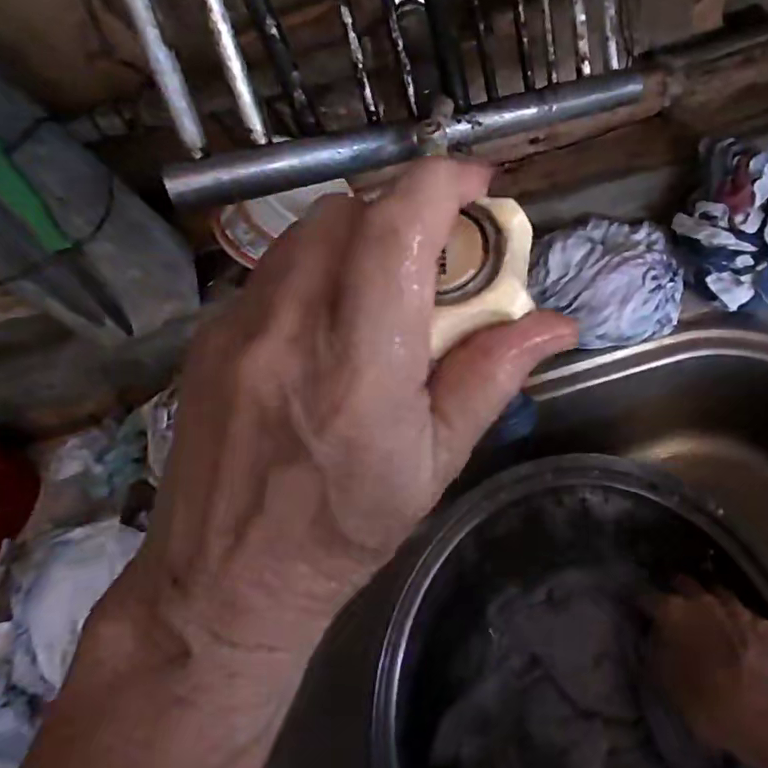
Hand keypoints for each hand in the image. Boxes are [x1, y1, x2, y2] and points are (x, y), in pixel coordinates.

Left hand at [118, 160, 577, 668]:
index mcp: (359, 370)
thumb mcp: (435, 464)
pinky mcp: (211, 333)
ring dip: (362, 232)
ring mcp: (239, 327)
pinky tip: (332, 315)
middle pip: (351, 212)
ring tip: (388, 281)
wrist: (222, 583)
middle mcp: (290, 332)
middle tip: (440, 249)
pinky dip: (319, 264)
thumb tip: (556, 324)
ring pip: (309, 230)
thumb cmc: (345, 531)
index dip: (441, 185)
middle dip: (406, 209)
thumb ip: (491, 377)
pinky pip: (276, 266)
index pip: (395, 234)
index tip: (479, 184)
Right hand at [650, 582, 767, 760]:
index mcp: (675, 612)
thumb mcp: (667, 685)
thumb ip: (655, 653)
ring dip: (709, 600)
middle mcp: (705, 600)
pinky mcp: (766, 625)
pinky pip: (746, 615)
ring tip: (706, 613)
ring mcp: (739, 609)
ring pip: (718, 592)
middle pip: (684, 583)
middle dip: (674, 589)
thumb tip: (652, 638)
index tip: (632, 606)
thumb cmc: (709, 704)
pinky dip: (738, 622)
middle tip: (670, 603)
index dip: (637, 601)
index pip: (646, 596)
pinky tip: (741, 635)